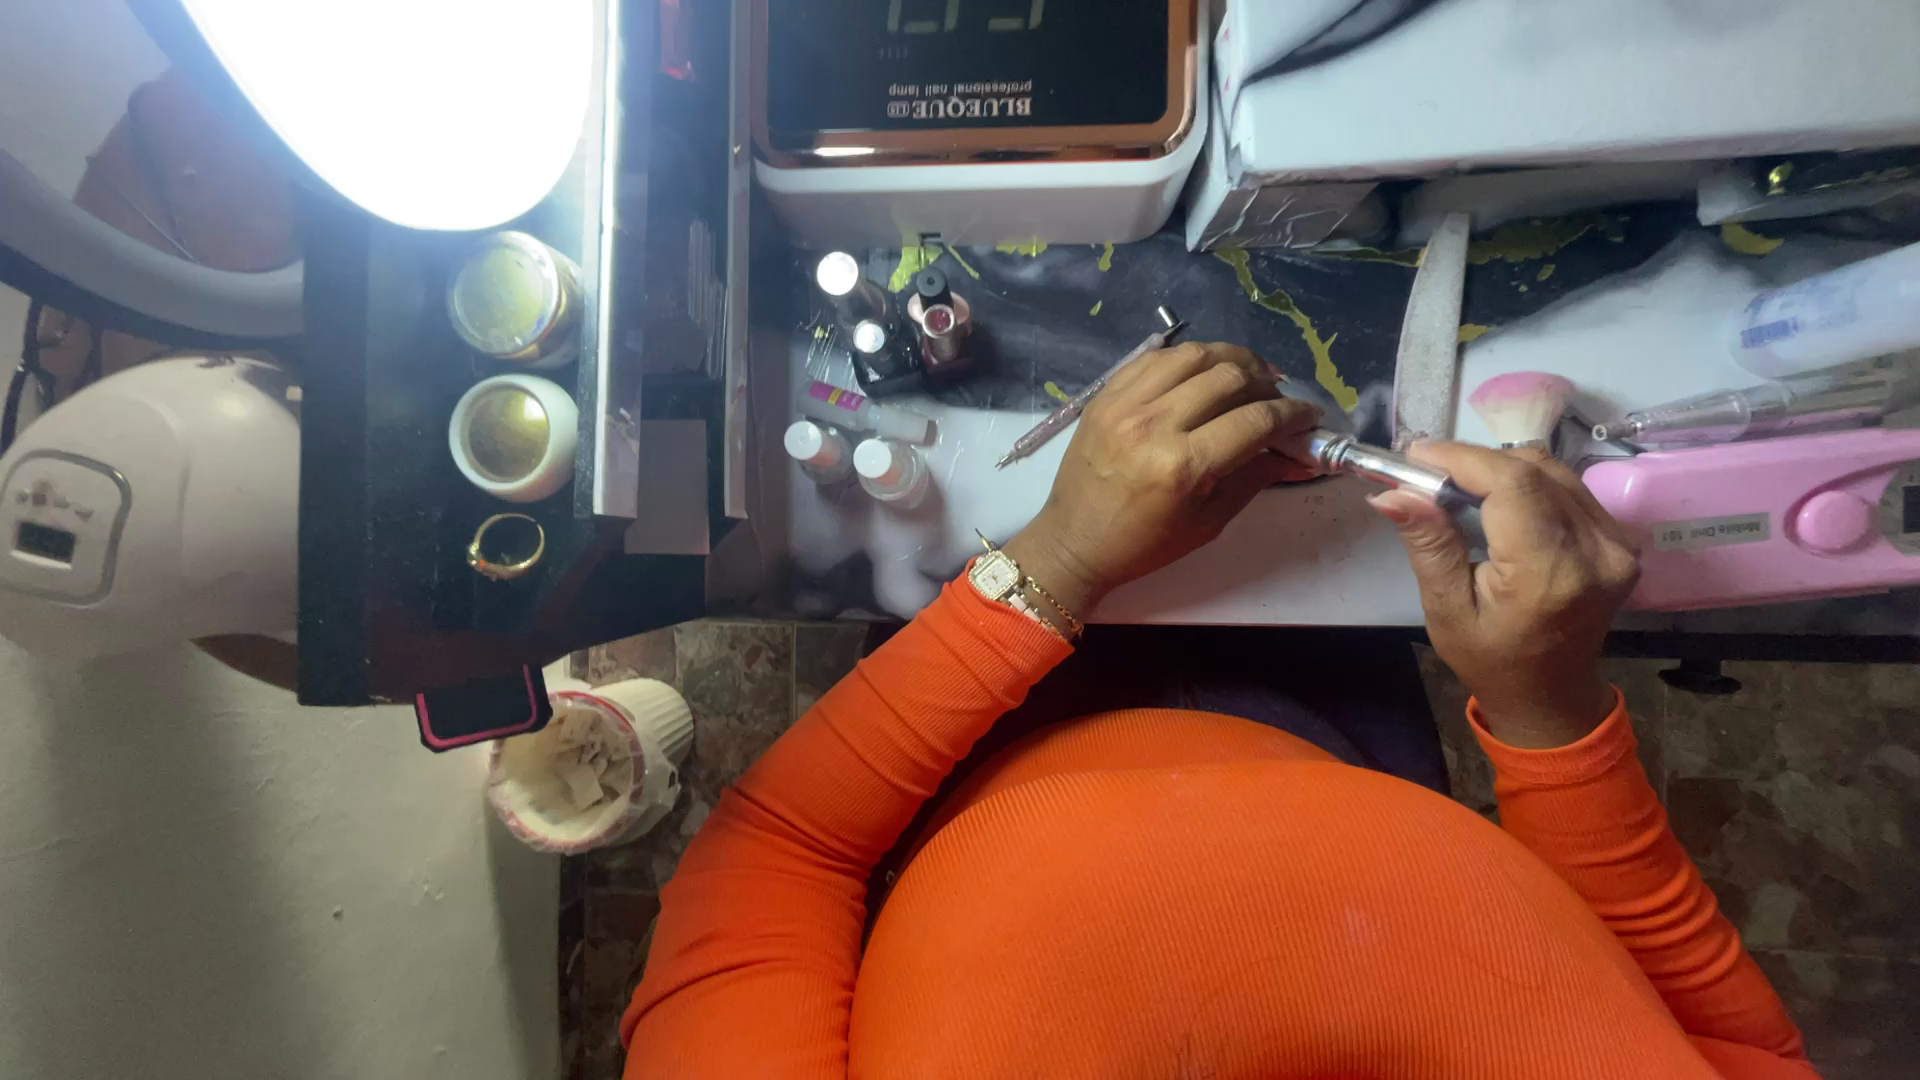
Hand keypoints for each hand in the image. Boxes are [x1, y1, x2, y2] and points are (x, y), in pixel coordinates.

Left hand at [1003, 342, 1320, 616]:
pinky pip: (1154, 359)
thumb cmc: (1142, 544)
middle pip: (1229, 375)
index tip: (1308, 416)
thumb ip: (1253, 478)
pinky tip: (1200, 374)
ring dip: (1230, 359)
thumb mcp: (1207, 523)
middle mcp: (1153, 425)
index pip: (1255, 420)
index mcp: (1182, 465)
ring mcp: (1123, 405)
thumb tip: (1294, 450)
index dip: (1294, 414)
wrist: (1073, 542)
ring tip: (1245, 377)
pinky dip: (1185, 360)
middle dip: (1266, 383)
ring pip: (1192, 355)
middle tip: (1275, 399)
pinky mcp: (1103, 396)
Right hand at [1368, 443, 1639, 747]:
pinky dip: (1521, 480)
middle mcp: (1598, 549)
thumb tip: (1390, 493)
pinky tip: (1489, 497)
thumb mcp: (1444, 608)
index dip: (1462, 459)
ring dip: (1496, 467)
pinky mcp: (1619, 537)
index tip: (1414, 456)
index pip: (1513, 486)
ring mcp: (1617, 541)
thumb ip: (1428, 544)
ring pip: (1552, 471)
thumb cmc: (1488, 657)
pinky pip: (1566, 487)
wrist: (1551, 691)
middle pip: (1533, 470)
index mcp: (1551, 573)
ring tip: (1451, 482)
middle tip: (1423, 470)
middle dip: (1472, 460)